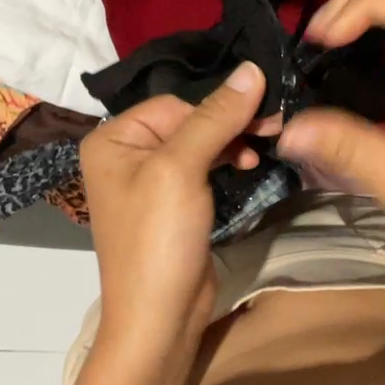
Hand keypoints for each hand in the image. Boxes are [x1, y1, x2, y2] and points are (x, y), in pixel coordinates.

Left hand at [81, 62, 267, 354]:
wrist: (158, 317)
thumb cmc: (158, 238)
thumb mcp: (182, 169)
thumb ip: (215, 118)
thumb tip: (253, 68)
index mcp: (112, 140)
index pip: (174, 103)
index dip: (217, 108)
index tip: (265, 114)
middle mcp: (124, 157)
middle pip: (187, 123)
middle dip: (228, 126)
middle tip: (273, 131)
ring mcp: (148, 186)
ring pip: (198, 147)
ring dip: (231, 146)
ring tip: (259, 156)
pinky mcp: (172, 209)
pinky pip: (201, 173)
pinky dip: (226, 167)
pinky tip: (247, 170)